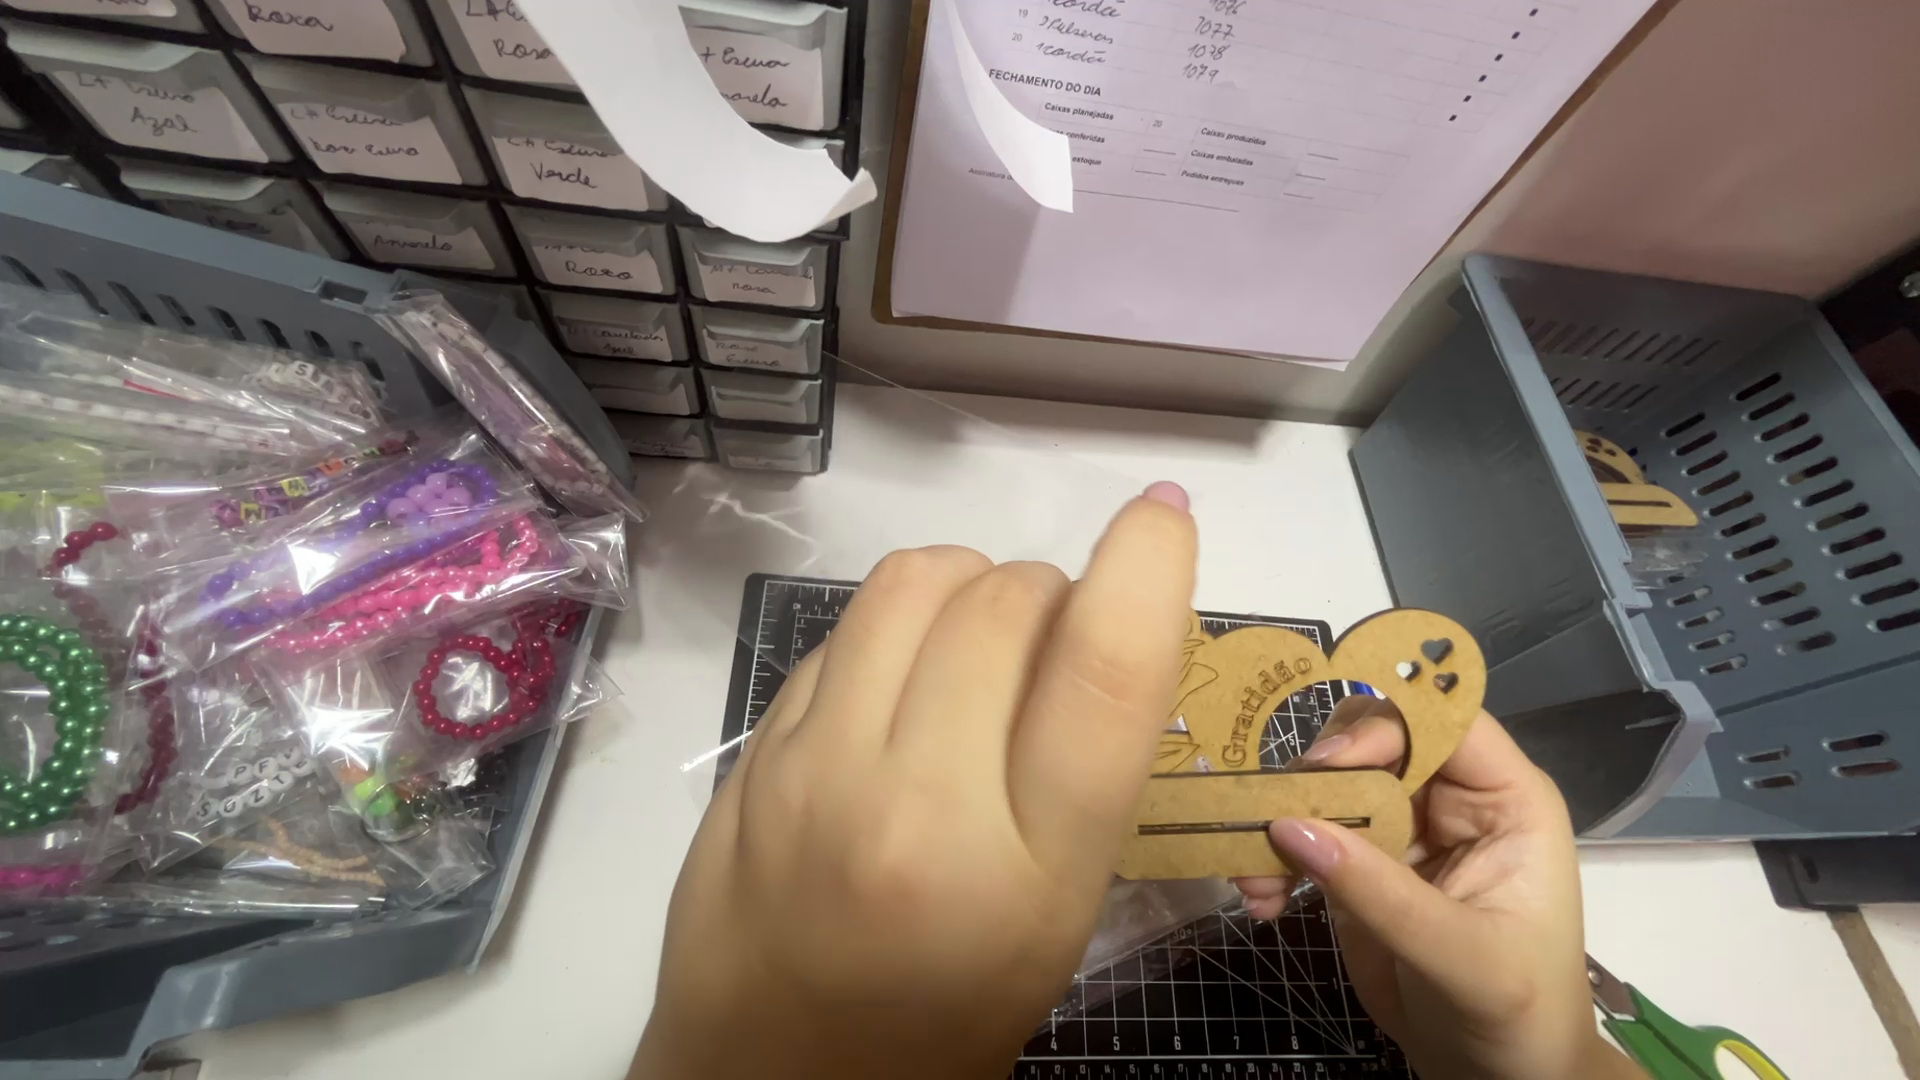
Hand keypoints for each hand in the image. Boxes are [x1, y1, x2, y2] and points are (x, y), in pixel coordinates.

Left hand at [633, 484, 1197, 1078]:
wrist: (772, 1073)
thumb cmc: (947, 1007)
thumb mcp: (1056, 907)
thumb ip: (1079, 760)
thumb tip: (1090, 615)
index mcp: (1031, 871)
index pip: (1103, 676)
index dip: (1147, 568)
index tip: (1163, 514)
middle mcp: (917, 805)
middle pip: (1003, 602)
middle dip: (1045, 586)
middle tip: (1048, 632)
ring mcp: (817, 769)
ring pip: (911, 583)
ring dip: (968, 577)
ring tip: (974, 629)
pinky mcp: (756, 748)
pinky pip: (848, 627)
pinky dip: (897, 621)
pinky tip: (900, 676)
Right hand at [1235, 697, 1644, 1079]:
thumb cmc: (1517, 1018)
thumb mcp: (1461, 957)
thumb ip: (1379, 891)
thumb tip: (1287, 825)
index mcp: (1501, 800)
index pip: (1443, 724)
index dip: (1385, 725)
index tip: (1328, 761)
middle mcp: (1445, 798)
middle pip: (1369, 741)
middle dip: (1315, 773)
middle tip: (1277, 811)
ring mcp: (1396, 826)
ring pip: (1325, 782)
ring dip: (1280, 817)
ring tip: (1254, 872)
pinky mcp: (1356, 858)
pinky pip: (1303, 831)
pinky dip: (1273, 857)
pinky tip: (1261, 897)